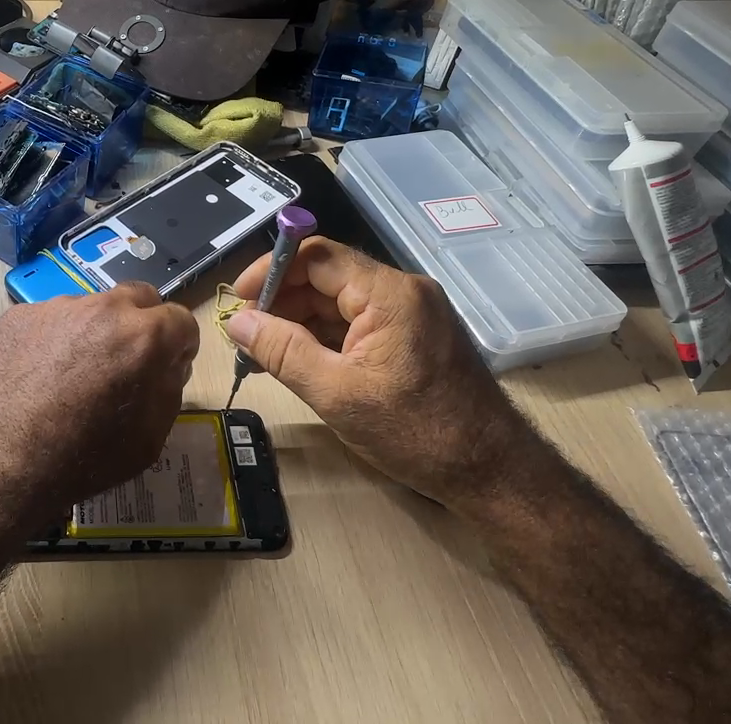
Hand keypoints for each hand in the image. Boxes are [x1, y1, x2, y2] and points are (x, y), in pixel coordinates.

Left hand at [0, 283, 197, 516]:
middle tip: (129, 361)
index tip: (169, 366)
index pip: (182, 321)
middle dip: (144, 323)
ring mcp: (57, 307)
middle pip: (139, 298)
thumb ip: (169, 390)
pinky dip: (56, 339)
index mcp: (144, 336)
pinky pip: (52, 320)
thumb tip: (168, 365)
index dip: (181, 346)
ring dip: (97, 330)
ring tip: (74, 373)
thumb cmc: (82, 459)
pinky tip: (39, 375)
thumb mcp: (149, 440)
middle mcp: (104, 308)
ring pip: (93, 307)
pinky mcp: (19, 315)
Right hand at [227, 237, 543, 508]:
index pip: (317, 256)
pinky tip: (300, 361)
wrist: (495, 474)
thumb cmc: (416, 433)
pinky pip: (358, 321)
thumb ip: (282, 351)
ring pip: (339, 301)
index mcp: (389, 294)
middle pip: (327, 276)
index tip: (238, 299)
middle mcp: (403, 291)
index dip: (271, 270)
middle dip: (282, 301)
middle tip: (247, 335)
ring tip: (265, 353)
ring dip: (299, 321)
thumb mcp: (336, 394)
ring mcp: (412, 313)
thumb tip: (236, 322)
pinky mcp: (414, 336)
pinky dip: (325, 336)